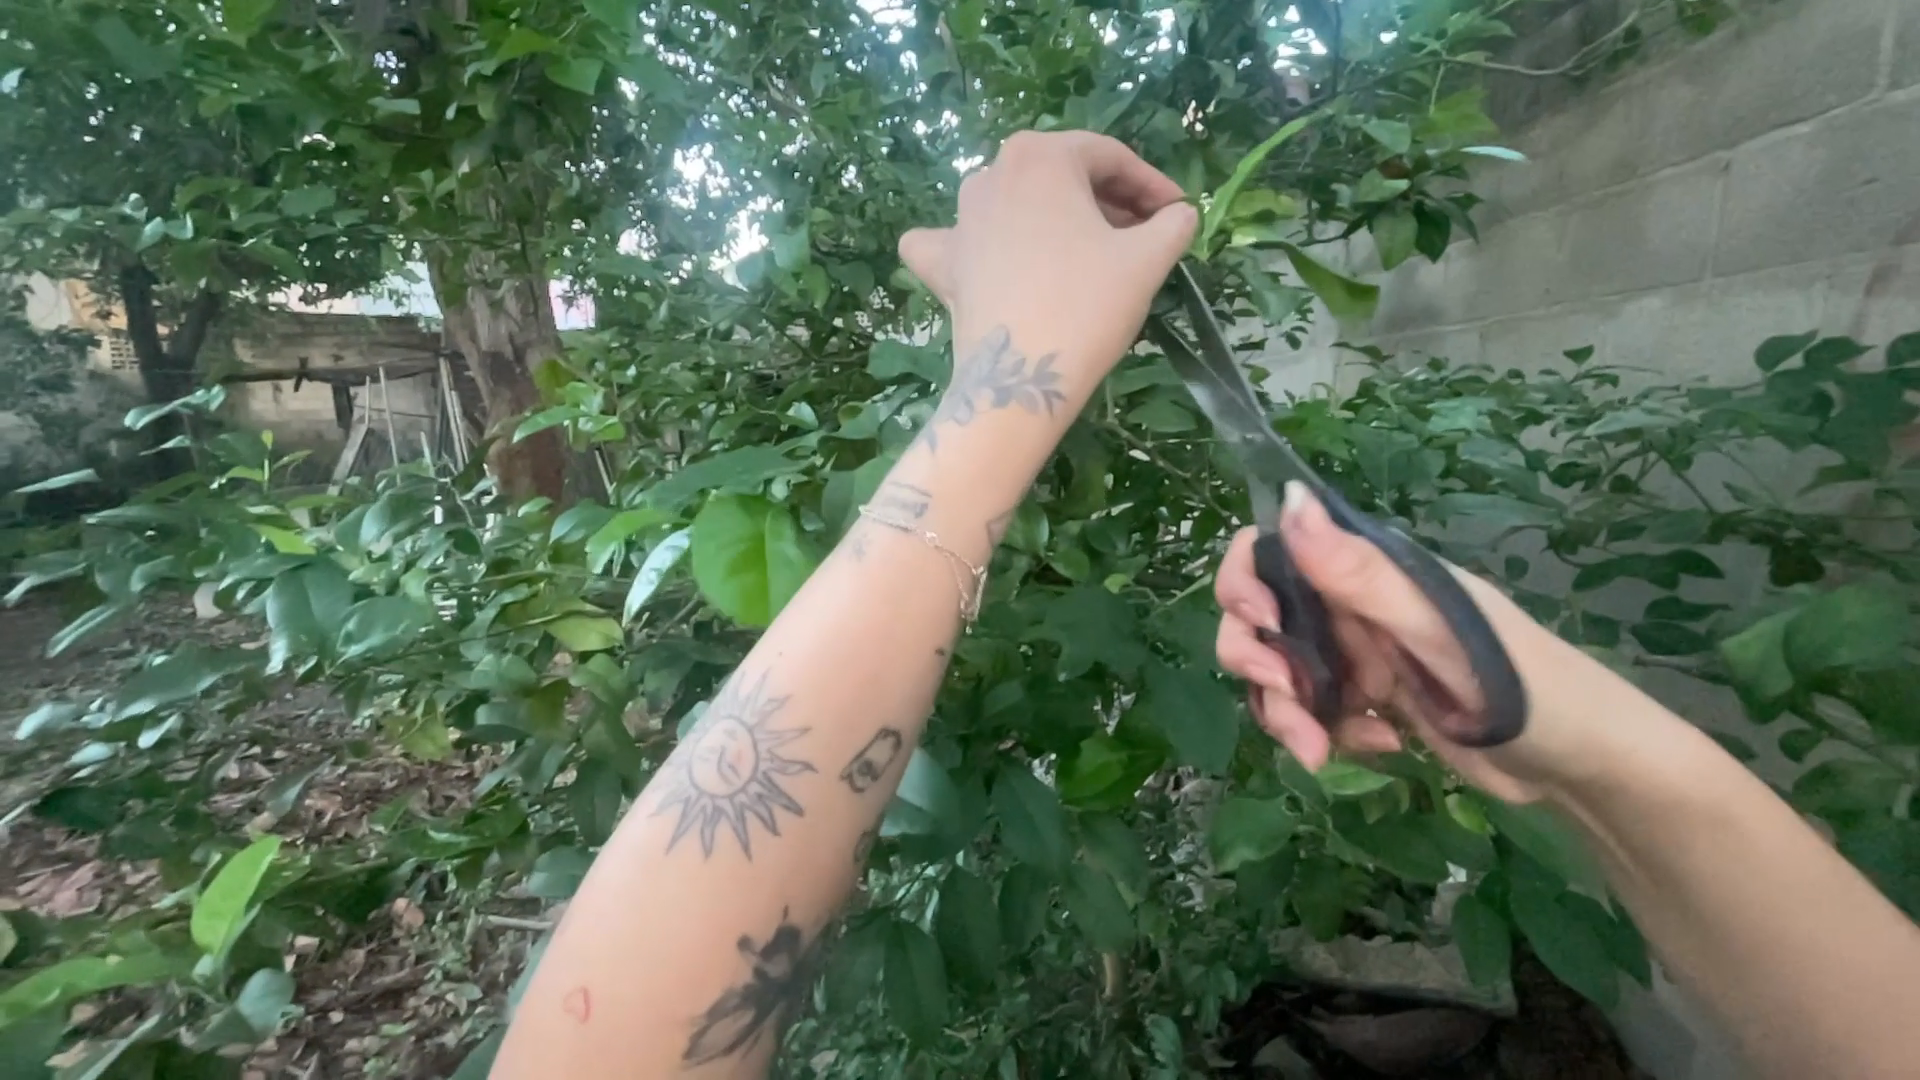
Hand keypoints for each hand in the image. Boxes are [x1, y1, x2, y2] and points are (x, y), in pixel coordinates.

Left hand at [898, 130, 1196, 380]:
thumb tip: (1180, 214)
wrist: (1022, 379)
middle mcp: (990, 174)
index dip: (1151, 186)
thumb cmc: (1088, 307)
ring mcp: (958, 221)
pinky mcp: (942, 266)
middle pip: (1061, 180)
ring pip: (1014, 205)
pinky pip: (952, 242)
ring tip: (1086, 254)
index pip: (1110, 159)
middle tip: (1141, 237)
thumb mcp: (1147, 259)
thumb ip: (1173, 224)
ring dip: (1053, 221)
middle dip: (1106, 203)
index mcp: (1042, 156)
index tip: (1177, 213)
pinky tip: (983, 256)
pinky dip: (971, 245)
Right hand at [1214, 482, 1663, 803]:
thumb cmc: (1528, 686)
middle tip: (1287, 702)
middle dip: (1256, 663)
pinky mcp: (1360, 702)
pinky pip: (1307, 712)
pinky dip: (1325, 735)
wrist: (1585, 770)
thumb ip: (1360, 573)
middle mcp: (1348, 607)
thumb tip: (1289, 500)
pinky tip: (1378, 745)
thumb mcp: (1438, 629)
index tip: (1262, 623)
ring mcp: (1352, 656)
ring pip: (1275, 673)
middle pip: (1256, 619)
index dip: (1244, 582)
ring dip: (1286, 713)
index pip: (1269, 551)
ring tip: (1321, 752)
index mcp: (1365, 572)